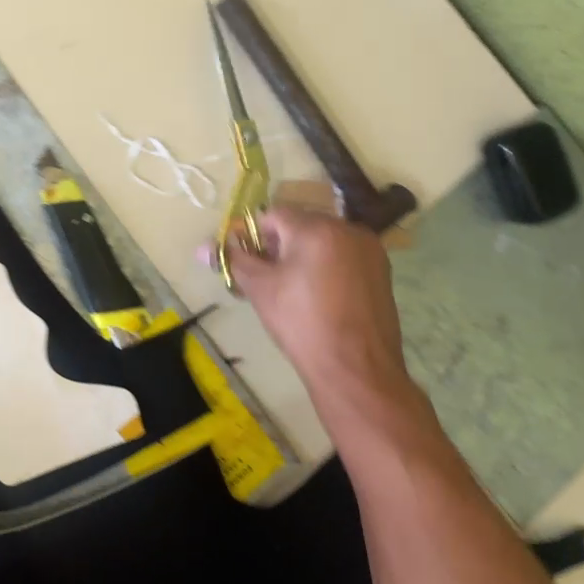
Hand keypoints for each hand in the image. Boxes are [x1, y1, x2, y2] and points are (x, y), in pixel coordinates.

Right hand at [223, 207, 407, 403]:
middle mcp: (349, 230)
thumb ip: (232, 260)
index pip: (274, 215)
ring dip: (302, 256)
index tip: (244, 261)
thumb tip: (201, 248)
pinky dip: (325, 268)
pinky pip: (343, 257)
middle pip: (301, 226)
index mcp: (317, 229)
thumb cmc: (301, 323)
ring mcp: (370, 251)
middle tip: (264, 277)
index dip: (253, 235)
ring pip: (323, 242)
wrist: (354, 367)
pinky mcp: (382, 272)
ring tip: (290, 290)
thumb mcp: (259, 289)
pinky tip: (317, 297)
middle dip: (278, 246)